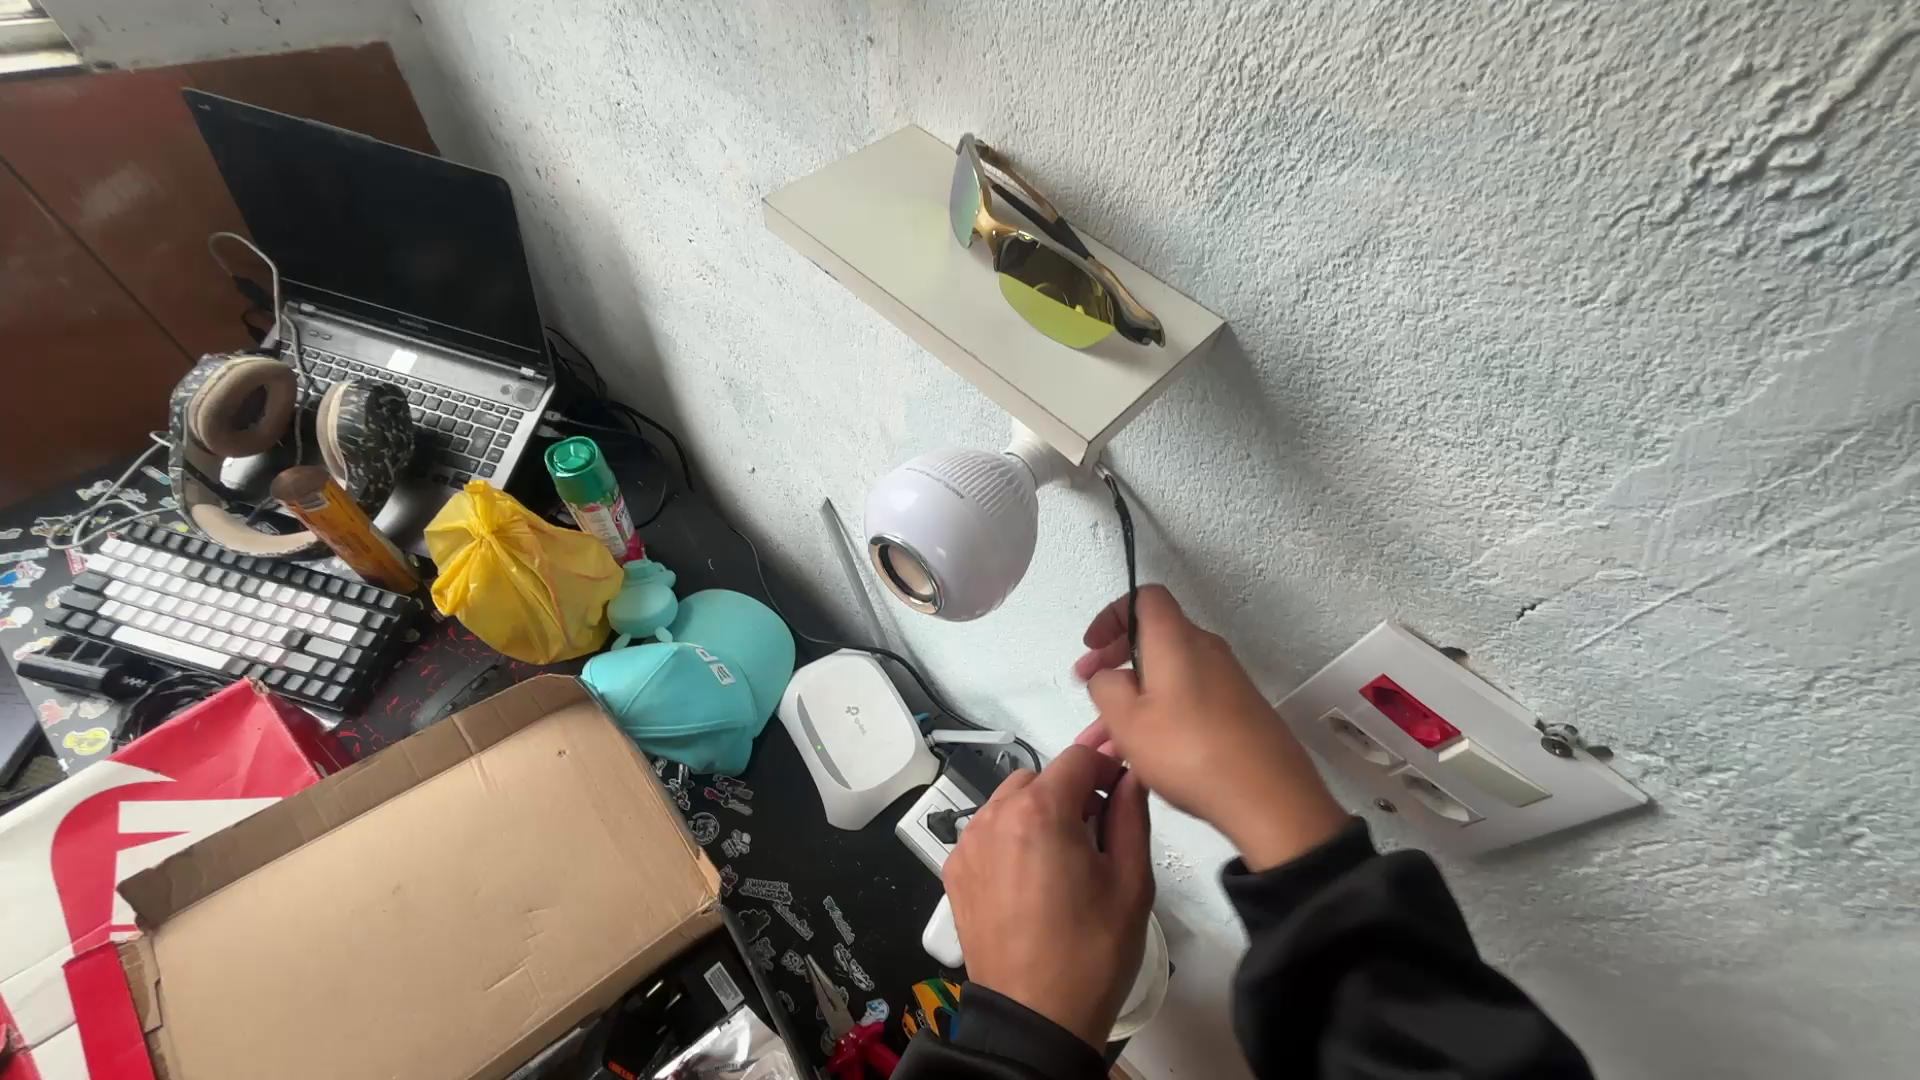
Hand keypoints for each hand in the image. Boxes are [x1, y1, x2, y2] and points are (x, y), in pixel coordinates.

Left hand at [944, 745, 1154, 1048]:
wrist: (1034, 1017)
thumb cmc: (1089, 954)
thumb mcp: (1131, 882)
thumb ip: (1131, 815)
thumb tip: (1130, 777)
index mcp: (1040, 812)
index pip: (1078, 757)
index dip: (1106, 764)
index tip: (1122, 783)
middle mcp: (996, 816)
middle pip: (1041, 776)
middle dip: (1072, 790)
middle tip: (1098, 827)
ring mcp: (970, 842)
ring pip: (1011, 799)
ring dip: (1039, 810)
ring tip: (1065, 853)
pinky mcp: (956, 868)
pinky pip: (989, 829)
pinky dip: (1012, 835)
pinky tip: (1033, 873)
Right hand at [1074, 585, 1347, 870]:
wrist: (1269, 798)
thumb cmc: (1192, 753)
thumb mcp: (1126, 720)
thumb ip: (1104, 686)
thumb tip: (1107, 675)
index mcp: (1176, 639)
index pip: (1144, 598)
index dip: (1112, 615)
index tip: (1093, 646)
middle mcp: (1206, 649)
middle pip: (1155, 636)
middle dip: (1116, 658)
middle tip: (1091, 685)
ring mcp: (1227, 679)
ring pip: (1168, 673)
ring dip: (1134, 694)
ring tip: (1106, 735)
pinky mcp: (1240, 708)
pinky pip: (1189, 696)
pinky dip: (1161, 710)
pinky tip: (1143, 750)